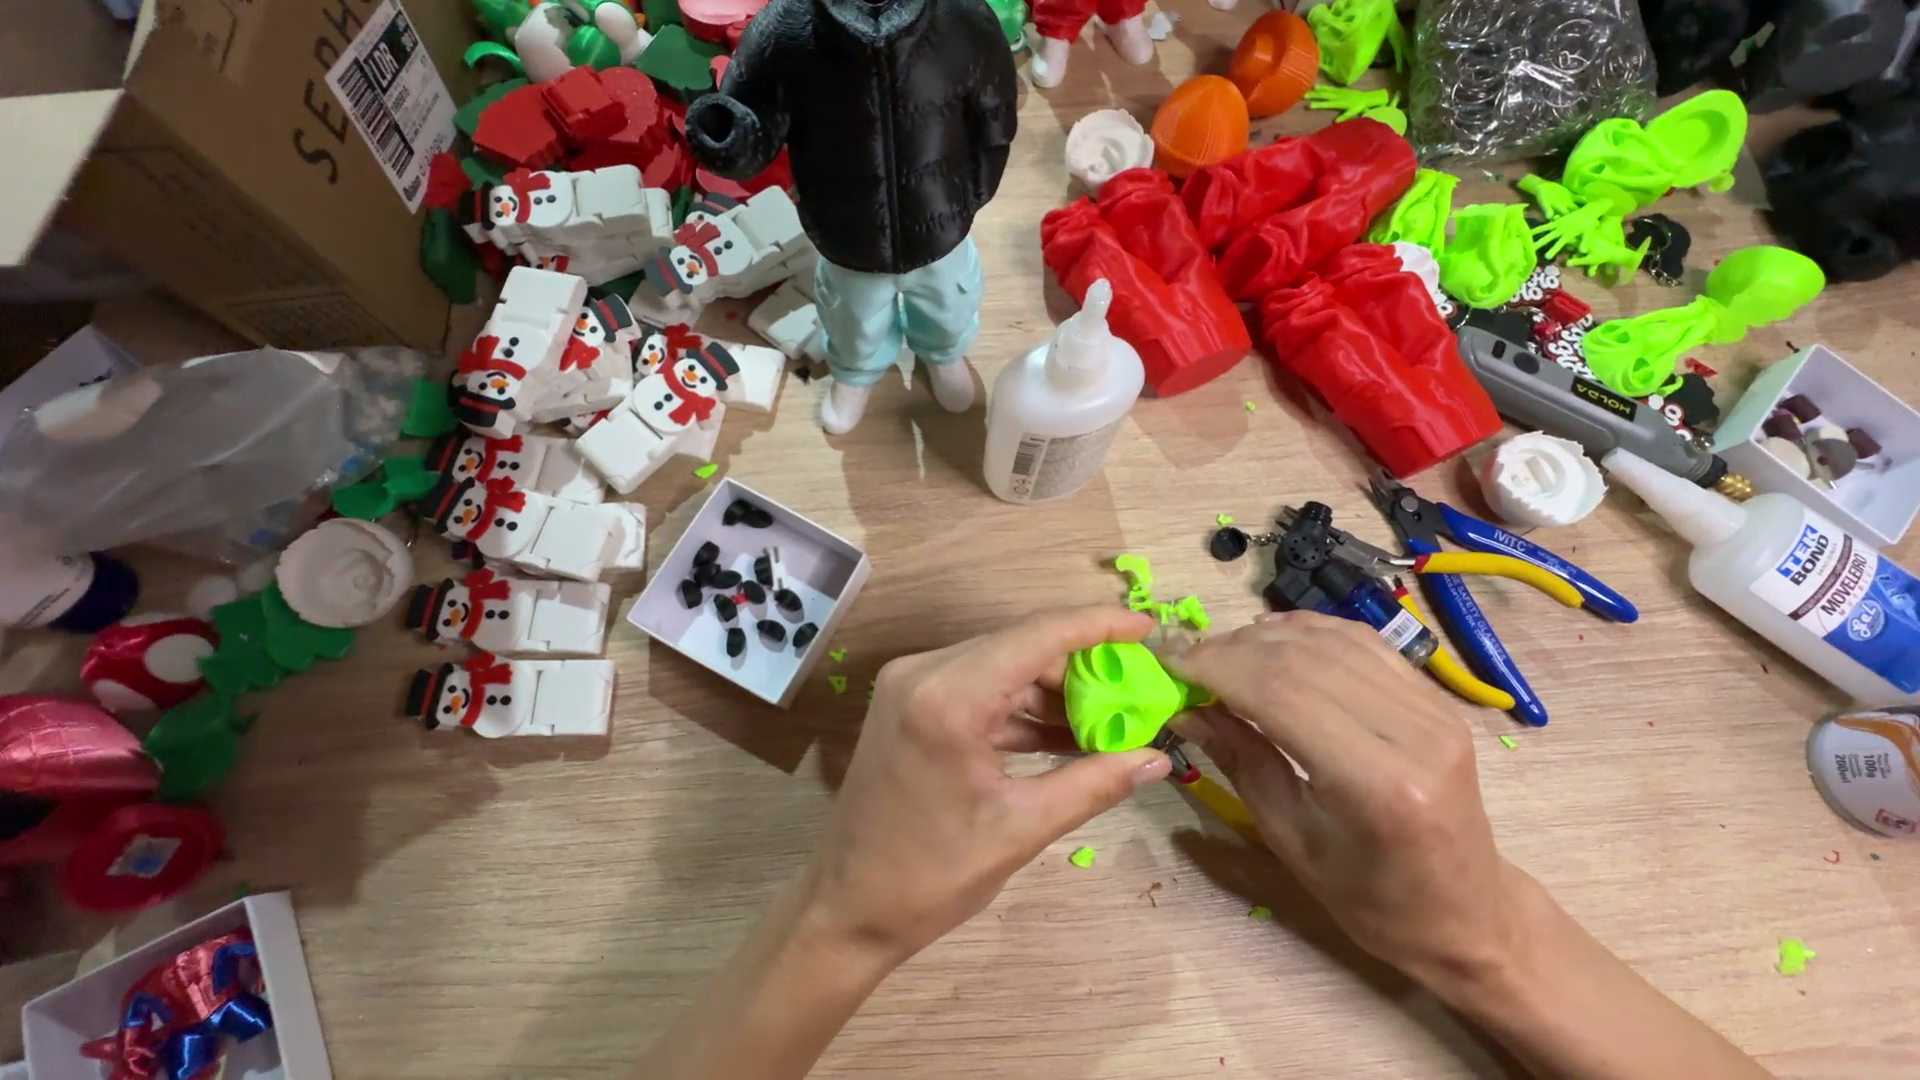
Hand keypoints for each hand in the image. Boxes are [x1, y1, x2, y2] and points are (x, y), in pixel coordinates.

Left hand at [802, 606, 1172, 963]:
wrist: (847, 906)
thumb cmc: (930, 875)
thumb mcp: (1022, 828)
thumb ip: (1095, 784)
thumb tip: (1158, 758)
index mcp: (949, 696)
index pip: (1038, 635)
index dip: (1097, 625)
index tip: (1146, 629)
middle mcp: (924, 672)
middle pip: (1020, 645)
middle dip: (1081, 666)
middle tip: (1134, 692)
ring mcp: (911, 684)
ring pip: (1001, 665)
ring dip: (1052, 691)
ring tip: (1107, 722)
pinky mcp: (909, 701)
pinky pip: (979, 687)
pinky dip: (1020, 708)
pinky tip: (1063, 736)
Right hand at [1164, 612, 1524, 994]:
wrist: (1466, 914)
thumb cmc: (1370, 896)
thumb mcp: (1290, 838)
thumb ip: (1241, 760)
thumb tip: (1187, 708)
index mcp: (1376, 784)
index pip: (1279, 693)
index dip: (1216, 667)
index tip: (1170, 663)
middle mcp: (1413, 733)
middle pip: (1303, 658)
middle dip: (1232, 649)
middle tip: (1187, 658)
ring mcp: (1434, 709)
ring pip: (1331, 639)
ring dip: (1265, 635)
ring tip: (1221, 651)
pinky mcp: (1437, 698)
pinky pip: (1361, 641)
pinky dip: (1307, 631)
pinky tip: (1270, 639)